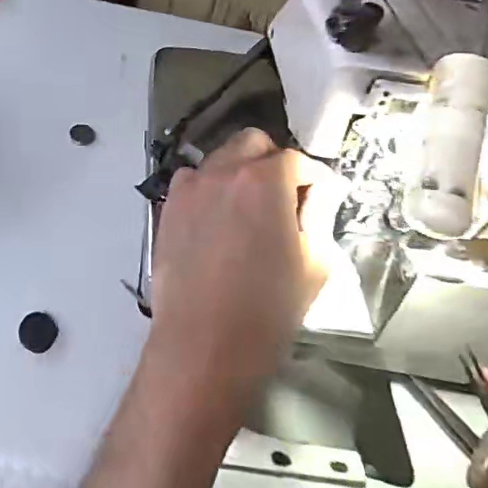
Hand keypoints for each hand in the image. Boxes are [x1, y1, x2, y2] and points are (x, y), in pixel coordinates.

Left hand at [146, 128, 342, 403]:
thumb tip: (319, 193)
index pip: (295, 159)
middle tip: (284, 196)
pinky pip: (192, 182)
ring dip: (238, 172)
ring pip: (220, 159)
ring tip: (248, 209)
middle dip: (272, 161)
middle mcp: (223, 171)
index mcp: (264, 180)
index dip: (312, 177)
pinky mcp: (169, 207)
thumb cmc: (268, 309)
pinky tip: (217, 220)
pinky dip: (208, 189)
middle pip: (252, 144)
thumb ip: (317, 217)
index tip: (319, 196)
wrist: (203, 343)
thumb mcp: (313, 264)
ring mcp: (190, 186)